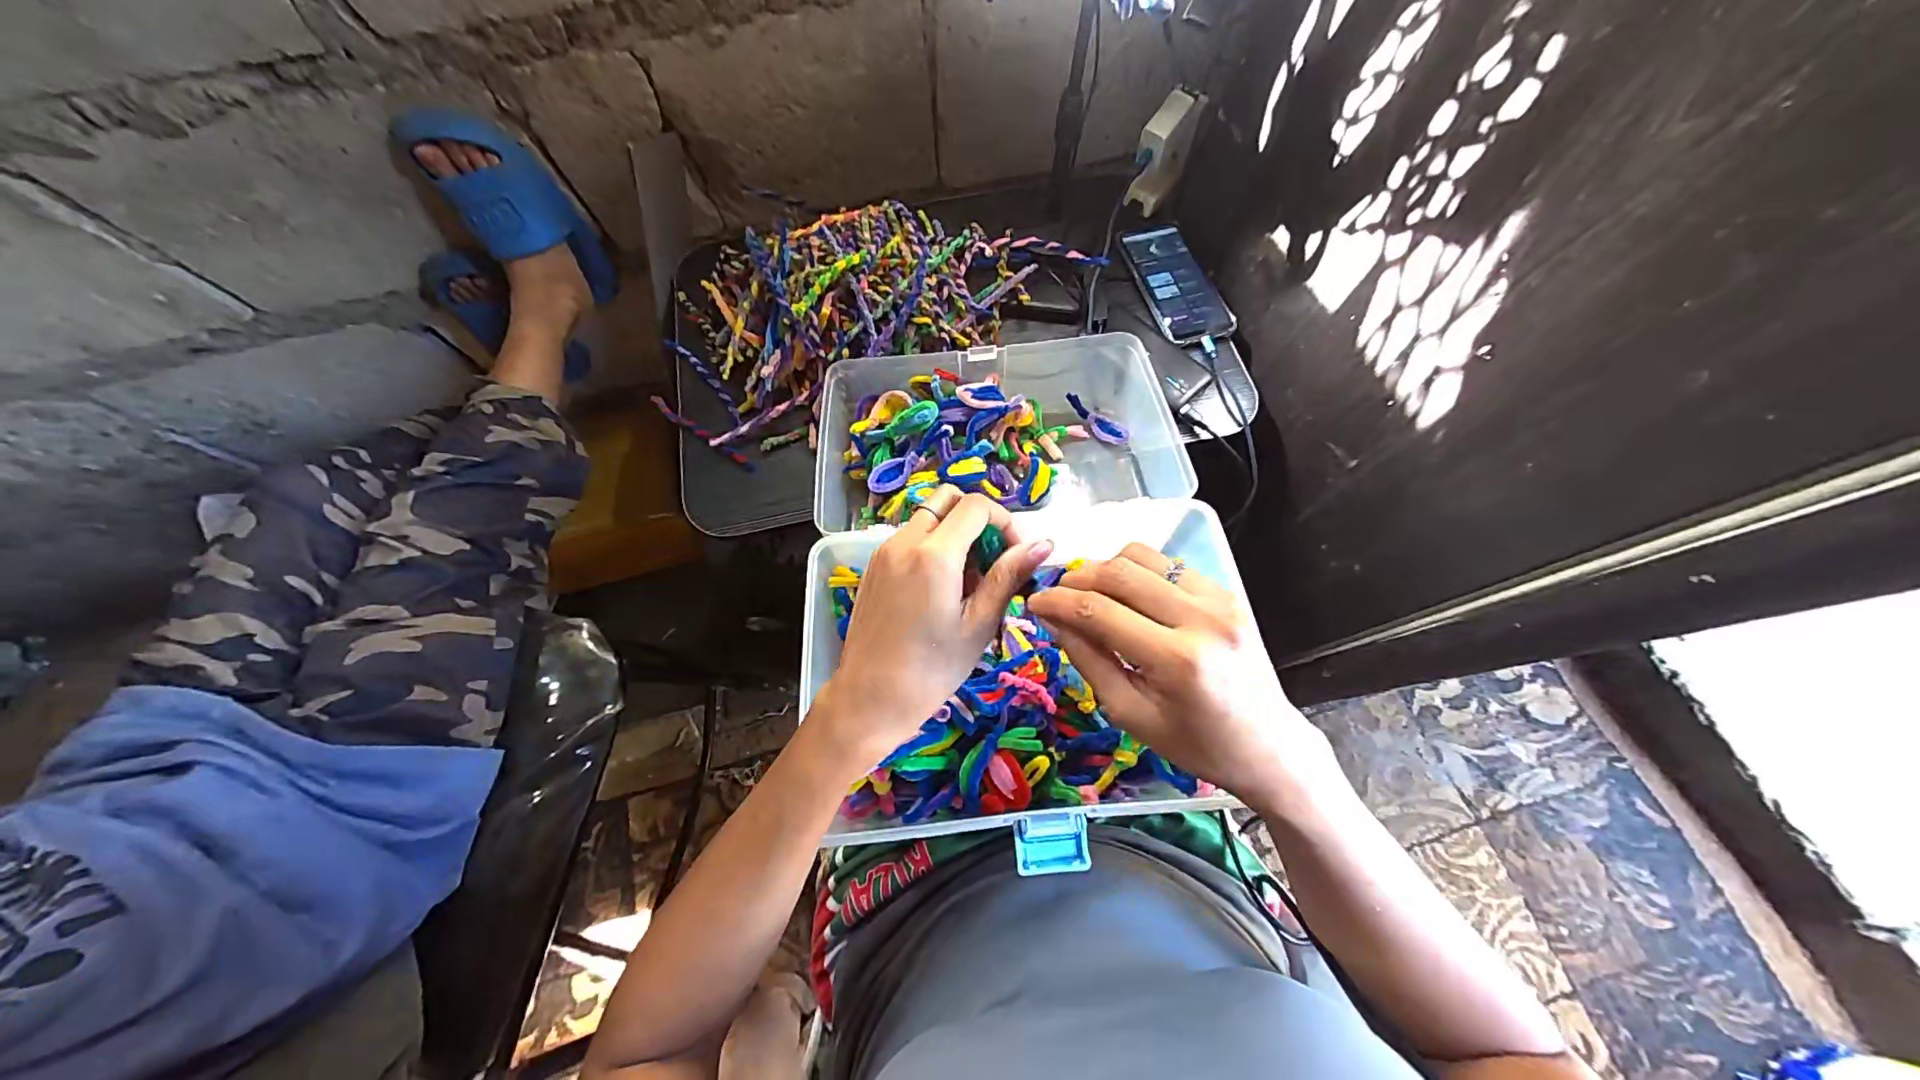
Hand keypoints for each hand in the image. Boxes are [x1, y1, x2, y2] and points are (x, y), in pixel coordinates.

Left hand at [811, 485, 1052, 772]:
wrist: (870, 698)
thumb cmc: (932, 669)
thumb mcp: (978, 623)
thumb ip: (1008, 576)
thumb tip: (1043, 544)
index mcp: (934, 554)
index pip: (977, 506)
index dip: (1005, 522)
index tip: (1016, 556)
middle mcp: (904, 541)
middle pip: (948, 499)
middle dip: (978, 519)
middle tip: (992, 560)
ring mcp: (884, 552)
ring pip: (928, 517)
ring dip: (955, 533)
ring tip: (967, 582)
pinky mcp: (874, 566)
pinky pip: (910, 538)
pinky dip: (932, 546)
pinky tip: (940, 590)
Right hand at [1027, 544, 1344, 807]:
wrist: (1267, 745)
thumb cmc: (1196, 744)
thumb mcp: (1131, 714)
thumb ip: (1089, 660)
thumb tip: (1054, 620)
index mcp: (1176, 659)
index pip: (1099, 611)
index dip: (1058, 602)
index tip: (1034, 603)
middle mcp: (1201, 618)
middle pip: (1119, 572)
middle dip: (1076, 578)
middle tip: (1055, 594)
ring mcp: (1219, 599)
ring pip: (1143, 556)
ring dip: (1106, 568)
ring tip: (1089, 593)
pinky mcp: (1227, 592)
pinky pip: (1168, 564)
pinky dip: (1138, 572)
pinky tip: (1128, 596)